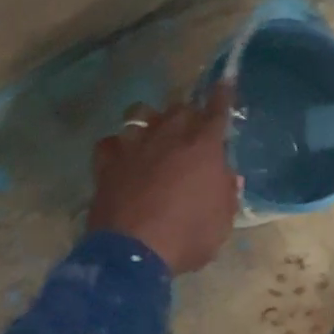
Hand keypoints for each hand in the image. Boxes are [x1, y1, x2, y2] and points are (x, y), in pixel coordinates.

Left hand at [87, 83, 240, 273]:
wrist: (133, 252)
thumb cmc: (187, 238)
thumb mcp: (222, 222)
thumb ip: (226, 192)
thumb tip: (226, 175)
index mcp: (203, 148)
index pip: (217, 111)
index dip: (223, 96)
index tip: (226, 81)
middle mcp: (168, 137)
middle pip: (180, 108)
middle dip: (188, 113)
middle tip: (192, 128)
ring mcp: (133, 147)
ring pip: (141, 113)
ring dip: (151, 119)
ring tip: (154, 133)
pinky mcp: (106, 163)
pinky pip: (110, 142)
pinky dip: (118, 147)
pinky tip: (122, 157)